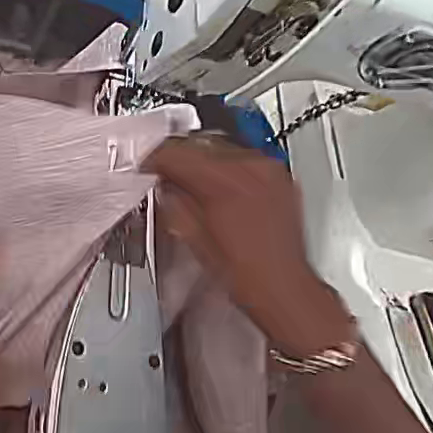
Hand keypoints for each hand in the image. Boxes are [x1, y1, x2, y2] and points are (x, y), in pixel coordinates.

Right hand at [148, 138, 351, 356]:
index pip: (177, 153)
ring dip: (204, 159)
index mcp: (222, 182)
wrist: (283, 288)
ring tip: (193, 180)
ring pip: (224, 146)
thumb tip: (165, 187)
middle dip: (179, 157)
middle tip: (165, 172)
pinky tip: (222, 186)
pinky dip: (230, 167)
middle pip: (200, 144)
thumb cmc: (246, 275)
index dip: (155, 160)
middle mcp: (249, 168)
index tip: (148, 166)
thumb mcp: (194, 238)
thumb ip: (174, 203)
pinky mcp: (280, 177)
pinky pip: (247, 159)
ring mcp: (268, 170)